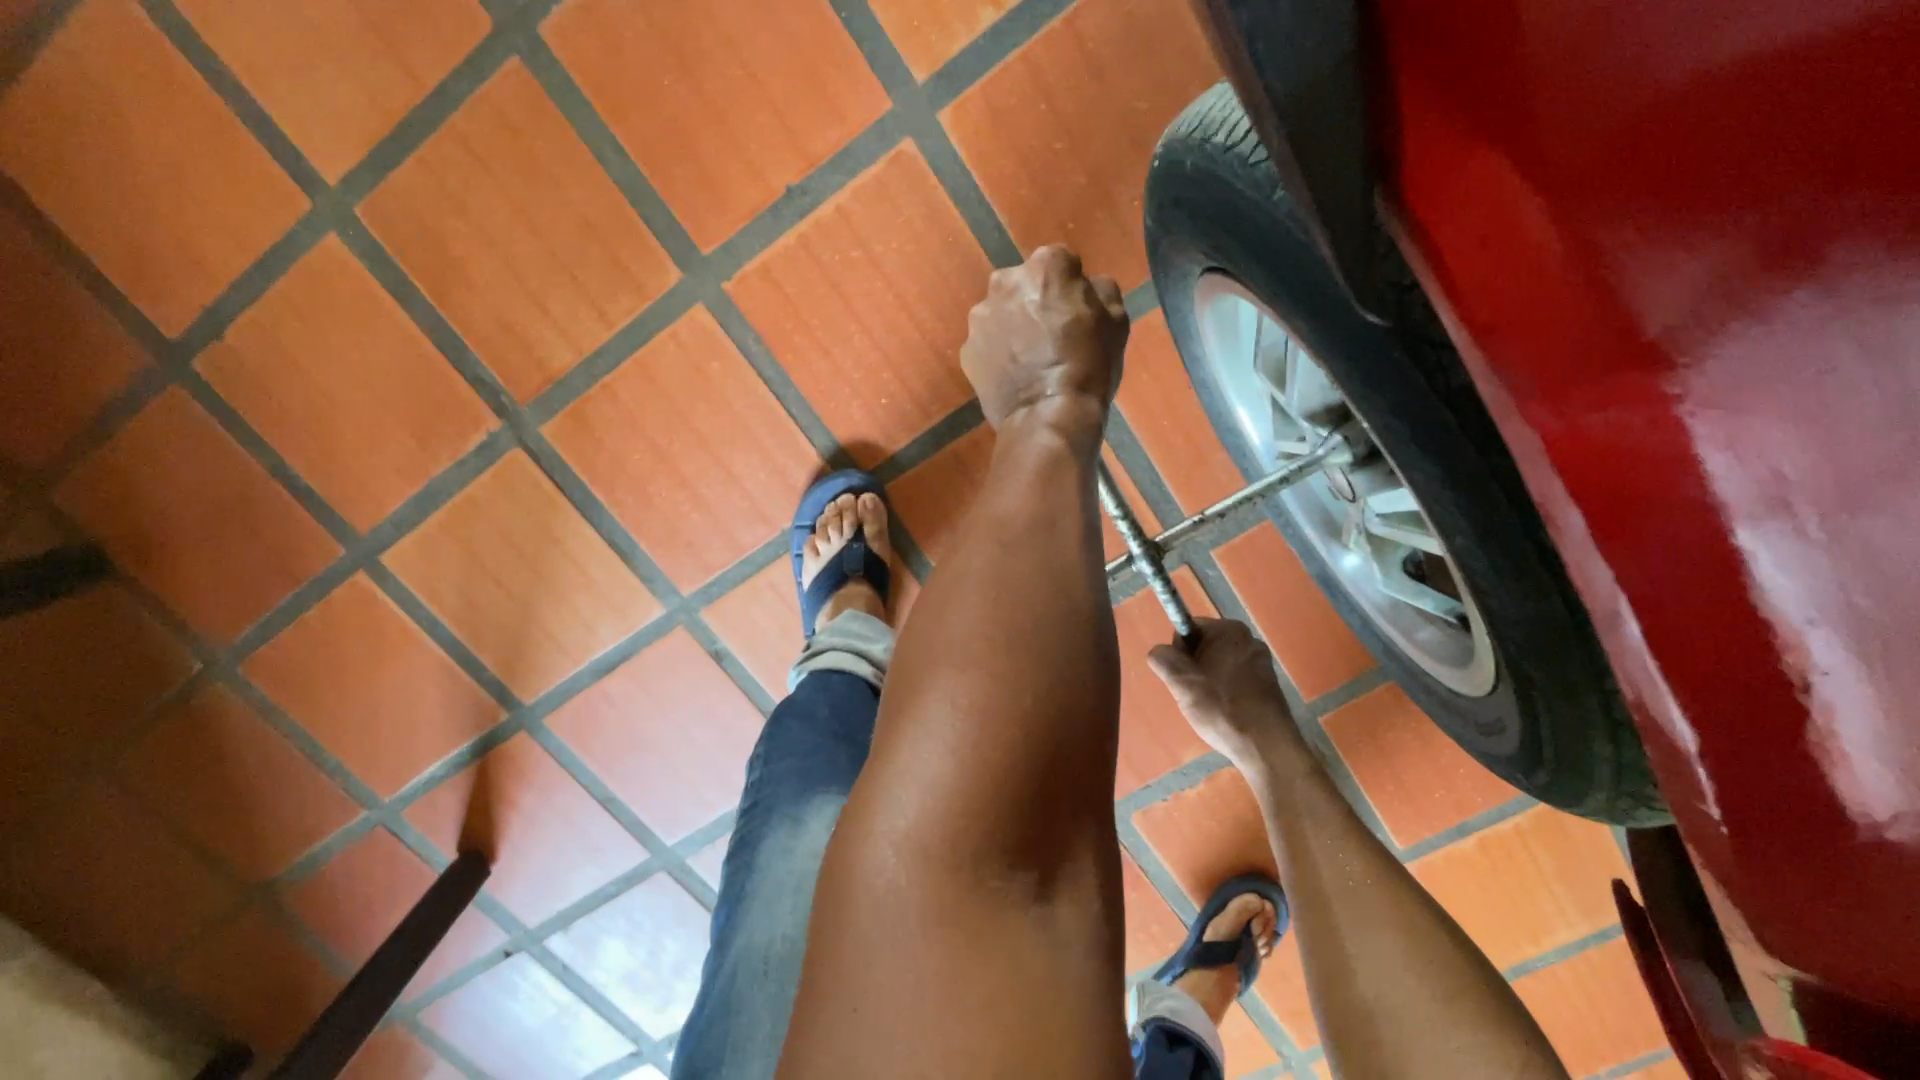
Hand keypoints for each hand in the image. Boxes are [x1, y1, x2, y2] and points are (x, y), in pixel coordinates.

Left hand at [960, 244, 1127, 430]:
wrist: (1048, 416)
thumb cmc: (1089, 365)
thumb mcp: (1117, 321)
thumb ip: (1101, 290)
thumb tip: (1087, 287)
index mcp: (1045, 266)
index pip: (1060, 261)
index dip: (1070, 286)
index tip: (1077, 310)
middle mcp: (1004, 282)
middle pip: (1023, 284)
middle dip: (1036, 301)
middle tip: (1052, 334)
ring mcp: (980, 317)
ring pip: (1001, 313)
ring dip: (1013, 326)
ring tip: (1030, 359)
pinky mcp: (967, 350)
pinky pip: (987, 343)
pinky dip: (997, 353)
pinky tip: (1014, 375)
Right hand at [1148, 618, 1301, 767]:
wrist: (1266, 747)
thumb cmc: (1222, 709)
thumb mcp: (1181, 683)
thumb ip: (1162, 659)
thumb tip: (1159, 652)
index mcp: (1230, 630)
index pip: (1189, 628)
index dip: (1179, 653)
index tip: (1184, 678)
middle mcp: (1249, 639)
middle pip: (1204, 647)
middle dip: (1194, 669)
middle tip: (1195, 695)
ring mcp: (1261, 662)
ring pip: (1217, 665)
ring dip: (1207, 683)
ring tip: (1211, 707)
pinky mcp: (1268, 683)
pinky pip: (1234, 680)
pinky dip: (1225, 693)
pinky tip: (1226, 713)